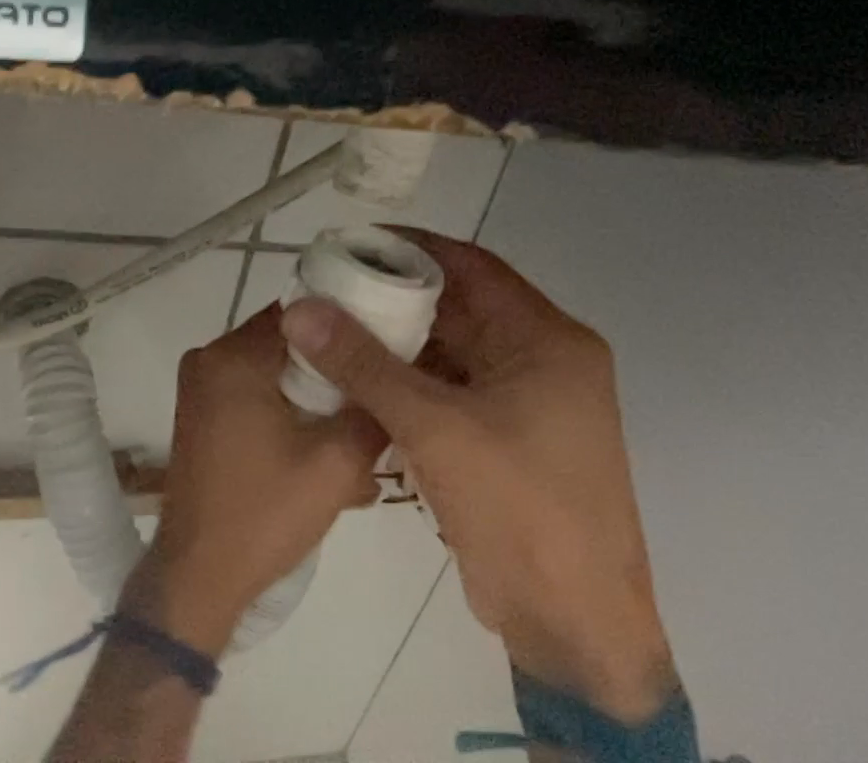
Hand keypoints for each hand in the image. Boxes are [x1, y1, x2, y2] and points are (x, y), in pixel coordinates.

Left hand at [128, 305, 387, 656]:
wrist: (200, 574)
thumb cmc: (265, 514)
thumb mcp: (337, 463)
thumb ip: (373, 408)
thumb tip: (402, 375)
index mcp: (232, 357)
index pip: (304, 312)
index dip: (351, 323)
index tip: (393, 344)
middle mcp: (209, 360)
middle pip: (289, 342)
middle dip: (336, 366)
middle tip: (383, 392)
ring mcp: (201, 388)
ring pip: (276, 372)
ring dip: (318, 396)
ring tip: (365, 432)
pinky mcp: (204, 416)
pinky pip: (257, 395)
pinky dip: (291, 413)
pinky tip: (329, 451)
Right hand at [280, 229, 677, 721]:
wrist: (570, 622)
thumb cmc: (518, 509)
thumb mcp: (433, 427)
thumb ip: (362, 364)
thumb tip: (297, 309)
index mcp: (546, 342)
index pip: (471, 267)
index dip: (409, 249)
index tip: (347, 245)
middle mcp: (540, 362)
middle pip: (457, 309)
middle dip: (391, 299)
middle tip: (323, 292)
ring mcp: (522, 404)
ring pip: (447, 353)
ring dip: (392, 344)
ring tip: (324, 332)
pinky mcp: (501, 440)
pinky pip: (445, 392)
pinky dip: (402, 384)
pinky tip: (350, 384)